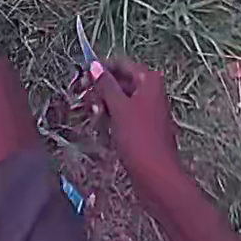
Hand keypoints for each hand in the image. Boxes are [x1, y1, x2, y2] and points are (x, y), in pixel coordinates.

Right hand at [85, 58, 184, 185]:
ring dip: (106, 106)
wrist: (157, 176)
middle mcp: (151, 90)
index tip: (83, 79)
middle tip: (86, 101)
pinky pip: (125, 114)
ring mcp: (149, 109)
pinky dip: (114, 119)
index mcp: (149, 80)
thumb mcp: (119, 107)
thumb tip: (94, 64)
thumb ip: (106, 84)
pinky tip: (104, 130)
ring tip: (95, 118)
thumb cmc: (139, 137)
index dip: (101, 69)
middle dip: (102, 91)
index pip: (121, 64)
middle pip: (121, 81)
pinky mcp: (144, 126)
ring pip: (121, 99)